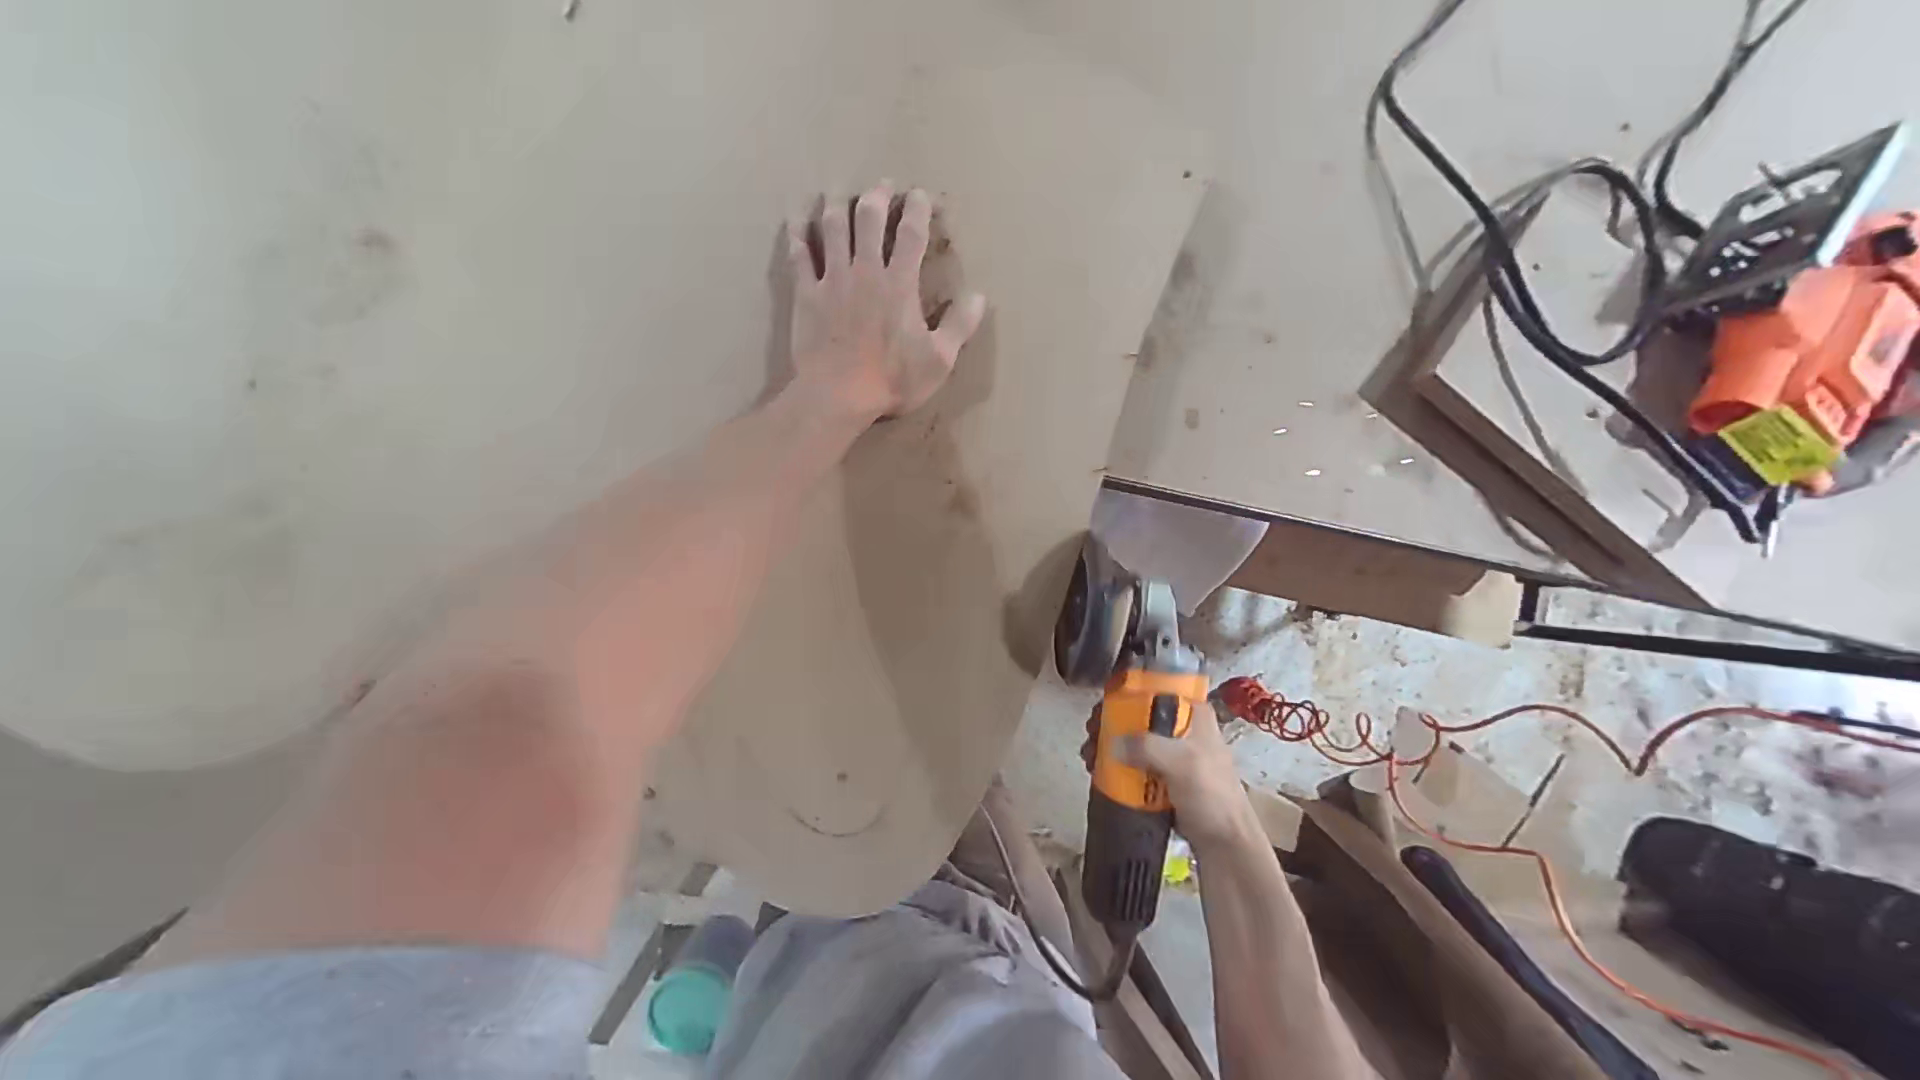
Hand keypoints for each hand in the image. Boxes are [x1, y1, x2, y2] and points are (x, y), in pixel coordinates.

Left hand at [786, 181, 987, 420]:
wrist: (838, 396)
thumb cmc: (892, 381)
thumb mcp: (939, 360)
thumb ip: (959, 326)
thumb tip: (979, 297)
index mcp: (900, 284)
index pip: (911, 234)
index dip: (917, 208)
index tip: (919, 195)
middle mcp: (865, 271)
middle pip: (868, 218)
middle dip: (876, 196)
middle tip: (881, 186)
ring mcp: (832, 280)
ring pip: (833, 228)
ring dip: (837, 205)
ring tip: (840, 194)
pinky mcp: (806, 295)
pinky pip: (799, 255)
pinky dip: (797, 234)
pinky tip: (796, 220)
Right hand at [1103, 700, 1258, 849]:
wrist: (1224, 843)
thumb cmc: (1211, 795)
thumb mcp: (1182, 763)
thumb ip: (1147, 747)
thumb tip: (1112, 744)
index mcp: (1192, 714)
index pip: (1153, 689)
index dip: (1124, 694)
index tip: (1101, 708)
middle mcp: (1180, 726)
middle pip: (1136, 714)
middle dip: (1109, 722)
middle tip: (1091, 734)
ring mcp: (1170, 752)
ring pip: (1131, 738)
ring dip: (1107, 744)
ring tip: (1088, 756)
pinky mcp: (1161, 774)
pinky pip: (1131, 761)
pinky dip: (1113, 763)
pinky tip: (1096, 769)